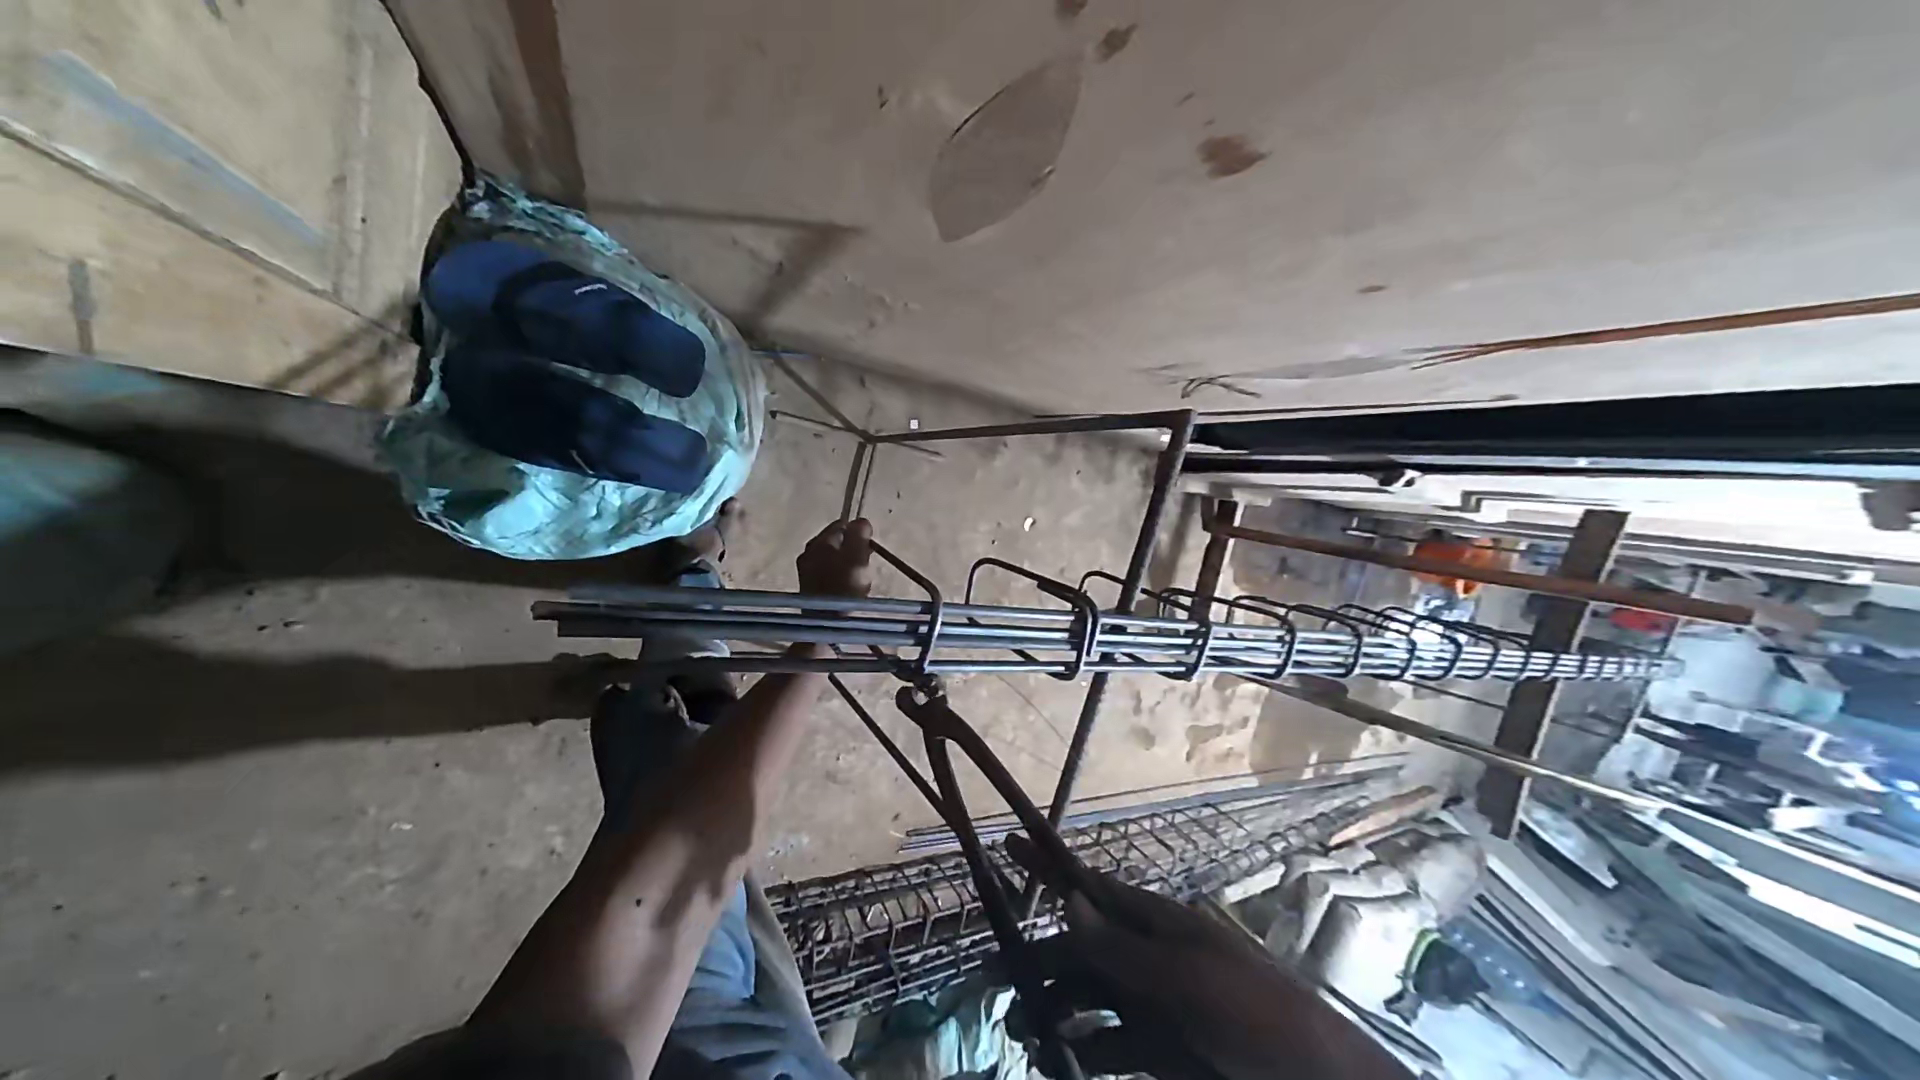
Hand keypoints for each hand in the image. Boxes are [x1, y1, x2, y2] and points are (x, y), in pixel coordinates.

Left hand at [796, 518, 872, 598]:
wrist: (826, 626)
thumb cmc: (844, 588)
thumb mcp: (857, 557)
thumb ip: (859, 535)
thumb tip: (861, 521)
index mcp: (818, 542)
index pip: (841, 525)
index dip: (858, 533)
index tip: (869, 549)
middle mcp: (808, 554)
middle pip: (836, 543)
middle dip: (854, 551)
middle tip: (865, 565)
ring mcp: (806, 573)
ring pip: (833, 559)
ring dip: (848, 566)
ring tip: (859, 581)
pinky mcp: (809, 590)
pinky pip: (829, 575)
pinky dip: (840, 579)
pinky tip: (848, 592)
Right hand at [1006, 835, 1409, 1079]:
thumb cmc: (1251, 1012)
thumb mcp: (1184, 976)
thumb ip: (1120, 946)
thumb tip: (1067, 900)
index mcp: (1154, 923)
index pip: (1090, 886)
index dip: (1049, 867)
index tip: (1008, 843)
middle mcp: (1146, 958)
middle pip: (1079, 949)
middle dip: (1037, 958)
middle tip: (991, 980)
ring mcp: (1152, 1006)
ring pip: (1086, 999)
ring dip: (1051, 1009)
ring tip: (1020, 1029)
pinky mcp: (1158, 1053)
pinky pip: (1107, 1046)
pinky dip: (1079, 1052)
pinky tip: (1054, 1062)